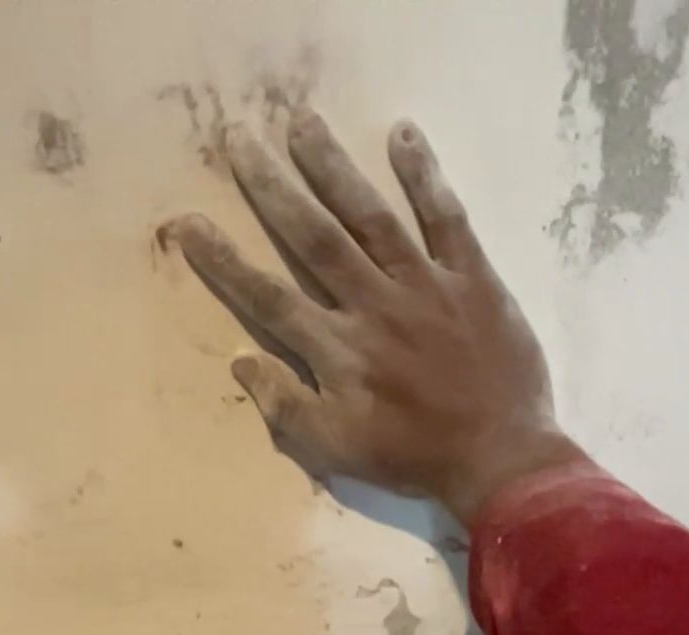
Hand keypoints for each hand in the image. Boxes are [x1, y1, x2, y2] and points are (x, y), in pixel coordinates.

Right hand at [162, 109, 586, 521]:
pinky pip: (445, 218)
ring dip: (334, 167)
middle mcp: (373, 305)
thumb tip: (241, 363)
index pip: (266, 297)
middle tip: (240, 139)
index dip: (223, 261)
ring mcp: (425, 285)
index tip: (188, 223)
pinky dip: (425, 176)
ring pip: (371, 216)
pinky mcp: (472, 278)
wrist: (500, 457)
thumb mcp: (336, 450)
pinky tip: (402, 135)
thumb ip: (285, 405)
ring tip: (302, 122)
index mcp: (336, 349)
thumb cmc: (411, 457)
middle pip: (313, 238)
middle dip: (271, 189)